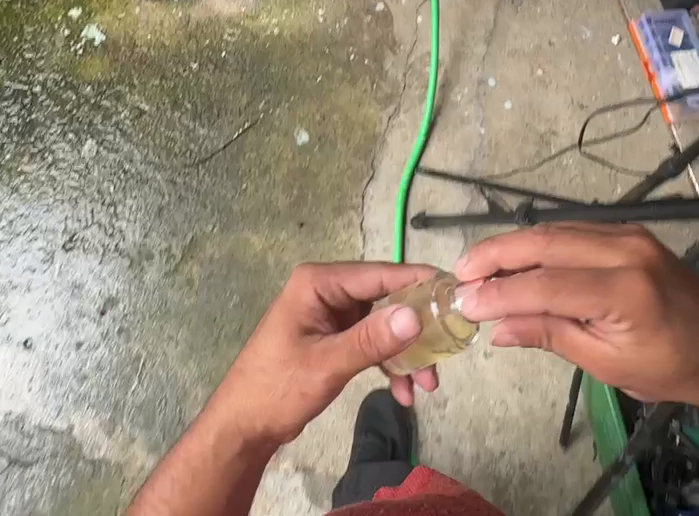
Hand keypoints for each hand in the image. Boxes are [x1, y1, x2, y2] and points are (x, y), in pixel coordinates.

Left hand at [205, 262, 444, 445]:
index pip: (378, 273)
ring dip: (406, 352)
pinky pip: (372, 341)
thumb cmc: (277, 387)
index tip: (454, 291)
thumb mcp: (327, 364)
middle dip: (415, 326)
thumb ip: (371, 340)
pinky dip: (389, 363)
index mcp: (319, 282)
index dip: (417, 281)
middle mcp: (327, 289)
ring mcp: (331, 313)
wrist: (244, 425)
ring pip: (382, 322)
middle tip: (446, 349)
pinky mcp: (334, 336)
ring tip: (427, 385)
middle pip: (385, 297)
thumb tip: (415, 316)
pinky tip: (404, 392)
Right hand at [452, 224, 698, 422]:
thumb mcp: (606, 364)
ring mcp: (629, 235)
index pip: (547, 285)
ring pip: (554, 230)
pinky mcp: (628, 231)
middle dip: (497, 255)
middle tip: (461, 272)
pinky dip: (538, 243)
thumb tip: (495, 328)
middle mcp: (627, 251)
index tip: (466, 303)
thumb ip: (550, 335)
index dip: (501, 292)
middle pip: (545, 242)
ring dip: (512, 246)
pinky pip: (572, 231)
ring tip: (478, 265)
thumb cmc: (670, 369)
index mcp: (628, 291)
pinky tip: (515, 257)